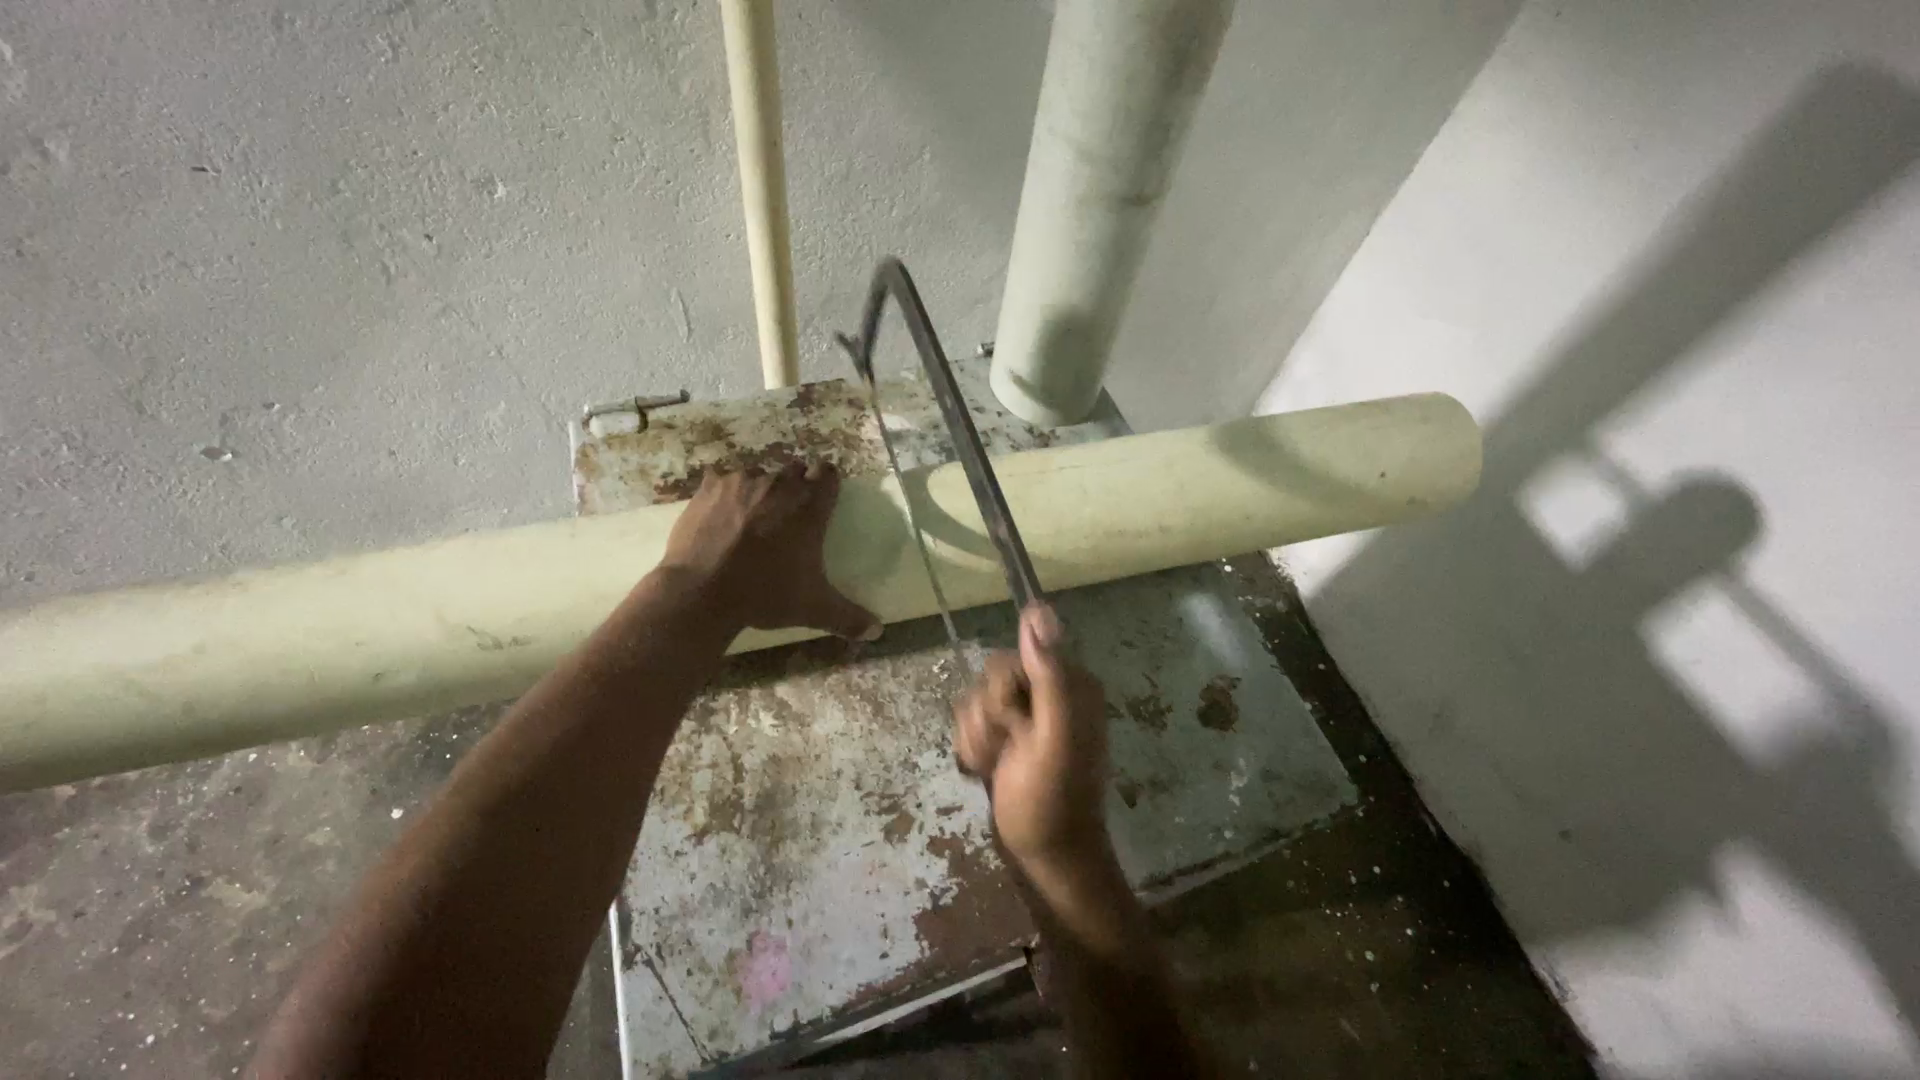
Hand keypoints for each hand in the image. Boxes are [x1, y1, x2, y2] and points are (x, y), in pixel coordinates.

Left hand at [657, 462, 880, 639]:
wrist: (702, 592)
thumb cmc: (765, 595)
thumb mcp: (813, 609)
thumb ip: (848, 617)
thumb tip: (877, 632)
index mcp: (809, 506)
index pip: (827, 472)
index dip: (825, 483)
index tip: (821, 500)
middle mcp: (779, 484)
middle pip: (794, 470)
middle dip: (794, 487)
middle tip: (787, 516)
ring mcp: (742, 481)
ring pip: (758, 474)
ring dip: (759, 490)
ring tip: (751, 518)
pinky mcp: (709, 487)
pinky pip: (723, 480)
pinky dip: (725, 494)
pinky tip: (720, 517)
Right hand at [952, 605, 1111, 868]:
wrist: (1046, 857)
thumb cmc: (1052, 801)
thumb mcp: (1054, 737)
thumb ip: (1048, 675)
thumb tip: (1038, 608)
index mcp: (1071, 684)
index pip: (1014, 656)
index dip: (1005, 693)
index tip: (1017, 726)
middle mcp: (1050, 692)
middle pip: (990, 676)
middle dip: (989, 718)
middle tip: (1009, 750)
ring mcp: (1025, 716)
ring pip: (975, 699)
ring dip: (979, 737)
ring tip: (999, 766)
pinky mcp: (1004, 736)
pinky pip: (970, 721)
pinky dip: (973, 748)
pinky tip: (988, 770)